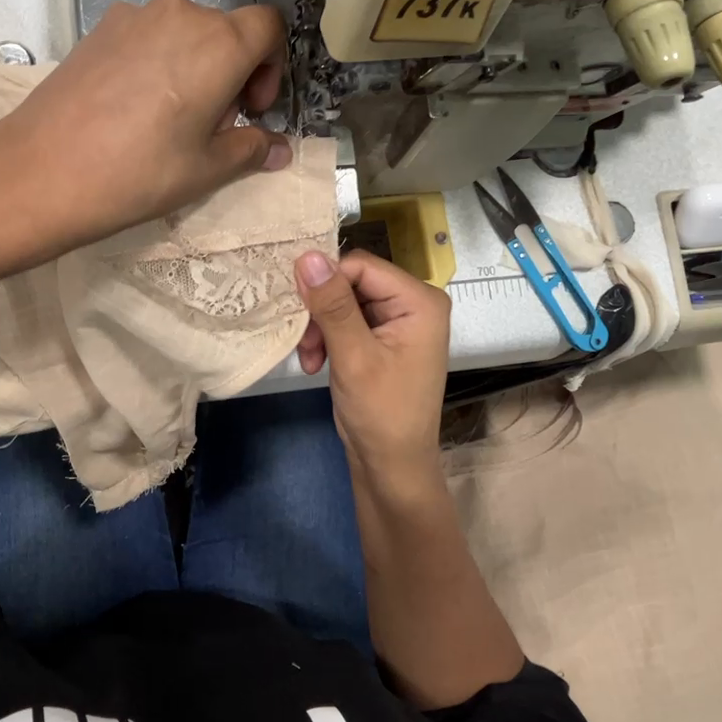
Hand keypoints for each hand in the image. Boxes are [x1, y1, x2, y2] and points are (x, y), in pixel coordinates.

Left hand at [0, 0, 291, 247]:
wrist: (41, 171)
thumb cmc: (138, 172)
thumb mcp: (205, 170)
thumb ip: (250, 149)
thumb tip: (279, 149)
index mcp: (219, 42)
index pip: (269, 26)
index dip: (272, 66)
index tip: (251, 109)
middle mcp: (180, 14)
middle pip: (225, 31)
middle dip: (231, 74)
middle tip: (209, 126)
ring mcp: (133, 16)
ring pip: (184, 34)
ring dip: (192, 68)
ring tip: (166, 120)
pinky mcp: (98, 29)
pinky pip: (146, 38)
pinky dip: (155, 63)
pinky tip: (129, 110)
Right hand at [294, 249, 450, 469]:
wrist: (390, 466)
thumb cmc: (382, 413)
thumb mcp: (354, 357)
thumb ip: (332, 305)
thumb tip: (308, 256)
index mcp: (420, 300)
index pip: (361, 266)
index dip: (326, 283)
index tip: (301, 312)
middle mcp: (412, 303)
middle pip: (350, 282)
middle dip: (321, 312)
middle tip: (306, 345)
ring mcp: (397, 321)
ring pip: (341, 302)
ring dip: (319, 328)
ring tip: (310, 360)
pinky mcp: (380, 337)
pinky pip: (344, 320)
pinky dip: (326, 338)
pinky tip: (316, 363)